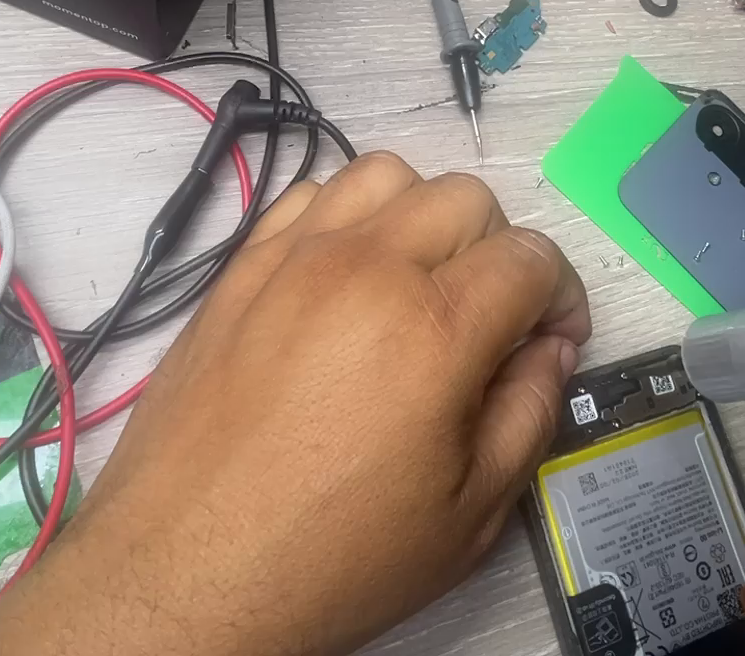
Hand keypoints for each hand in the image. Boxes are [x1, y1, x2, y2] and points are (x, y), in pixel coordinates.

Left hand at [0, 151, 590, 655]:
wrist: (184, 570)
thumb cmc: (336, 555)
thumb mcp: (469, 513)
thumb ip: (531, 411)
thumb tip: (552, 346)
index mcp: (435, 328)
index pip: (531, 257)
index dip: (560, 294)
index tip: (550, 337)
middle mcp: (368, 266)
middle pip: (467, 198)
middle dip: (497, 250)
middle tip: (484, 315)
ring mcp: (297, 254)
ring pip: (389, 174)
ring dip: (421, 215)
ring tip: (414, 278)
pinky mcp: (245, 262)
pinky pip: (313, 193)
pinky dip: (349, 215)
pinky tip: (345, 271)